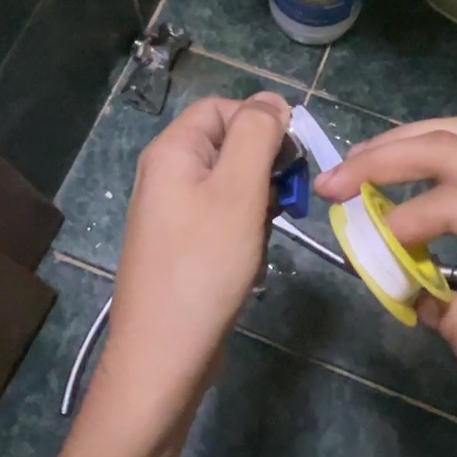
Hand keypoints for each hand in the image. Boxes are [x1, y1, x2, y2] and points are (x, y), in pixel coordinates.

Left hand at [100, 93, 291, 408]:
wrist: (164, 355)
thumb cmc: (204, 264)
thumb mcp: (238, 189)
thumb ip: (257, 134)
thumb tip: (272, 101)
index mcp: (173, 151)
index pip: (223, 108)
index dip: (262, 122)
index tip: (293, 158)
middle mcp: (168, 175)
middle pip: (229, 145)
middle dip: (265, 169)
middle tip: (283, 203)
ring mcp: (173, 213)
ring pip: (233, 186)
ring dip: (259, 205)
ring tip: (265, 237)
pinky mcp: (184, 246)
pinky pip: (224, 219)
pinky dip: (246, 232)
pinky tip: (252, 261)